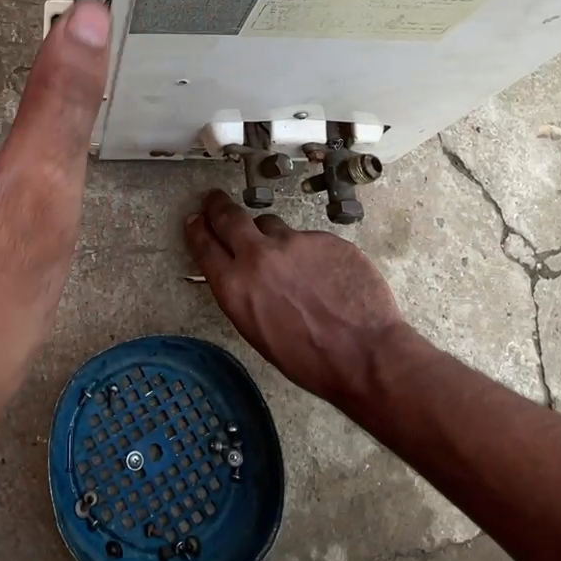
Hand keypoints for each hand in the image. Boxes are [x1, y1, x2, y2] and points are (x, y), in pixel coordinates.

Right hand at [184, 190, 411, 404]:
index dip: (197, 230)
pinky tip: (325, 275)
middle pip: (229, 217)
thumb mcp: (258, 332)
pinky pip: (308, 239)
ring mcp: (294, 242)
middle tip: (214, 199)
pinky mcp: (324, 238)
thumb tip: (241, 276)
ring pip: (271, 226)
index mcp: (235, 286)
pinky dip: (310, 252)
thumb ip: (243, 294)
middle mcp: (258, 256)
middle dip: (218, 206)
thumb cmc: (310, 360)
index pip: (204, 246)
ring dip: (270, 235)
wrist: (366, 354)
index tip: (194, 221)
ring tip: (287, 257)